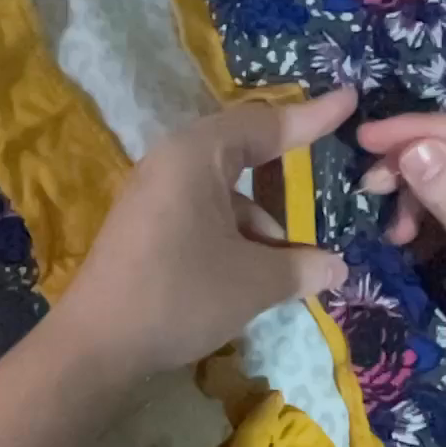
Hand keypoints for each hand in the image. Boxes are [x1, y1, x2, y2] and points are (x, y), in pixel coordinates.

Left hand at [54, 89, 356, 375]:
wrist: (96, 345)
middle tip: (325, 192)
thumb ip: (301, 267)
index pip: (264, 124)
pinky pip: (198, 219)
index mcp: (196, 155)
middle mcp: (169, 165)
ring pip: (221, 198)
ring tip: (289, 268)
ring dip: (258, 227)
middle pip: (241, 158)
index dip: (311, 118)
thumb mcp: (254, 282)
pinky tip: (247, 279)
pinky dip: (228, 240)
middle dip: (284, 182)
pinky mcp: (140, 230)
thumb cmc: (180, 296)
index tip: (349, 101)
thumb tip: (337, 268)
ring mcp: (150, 198)